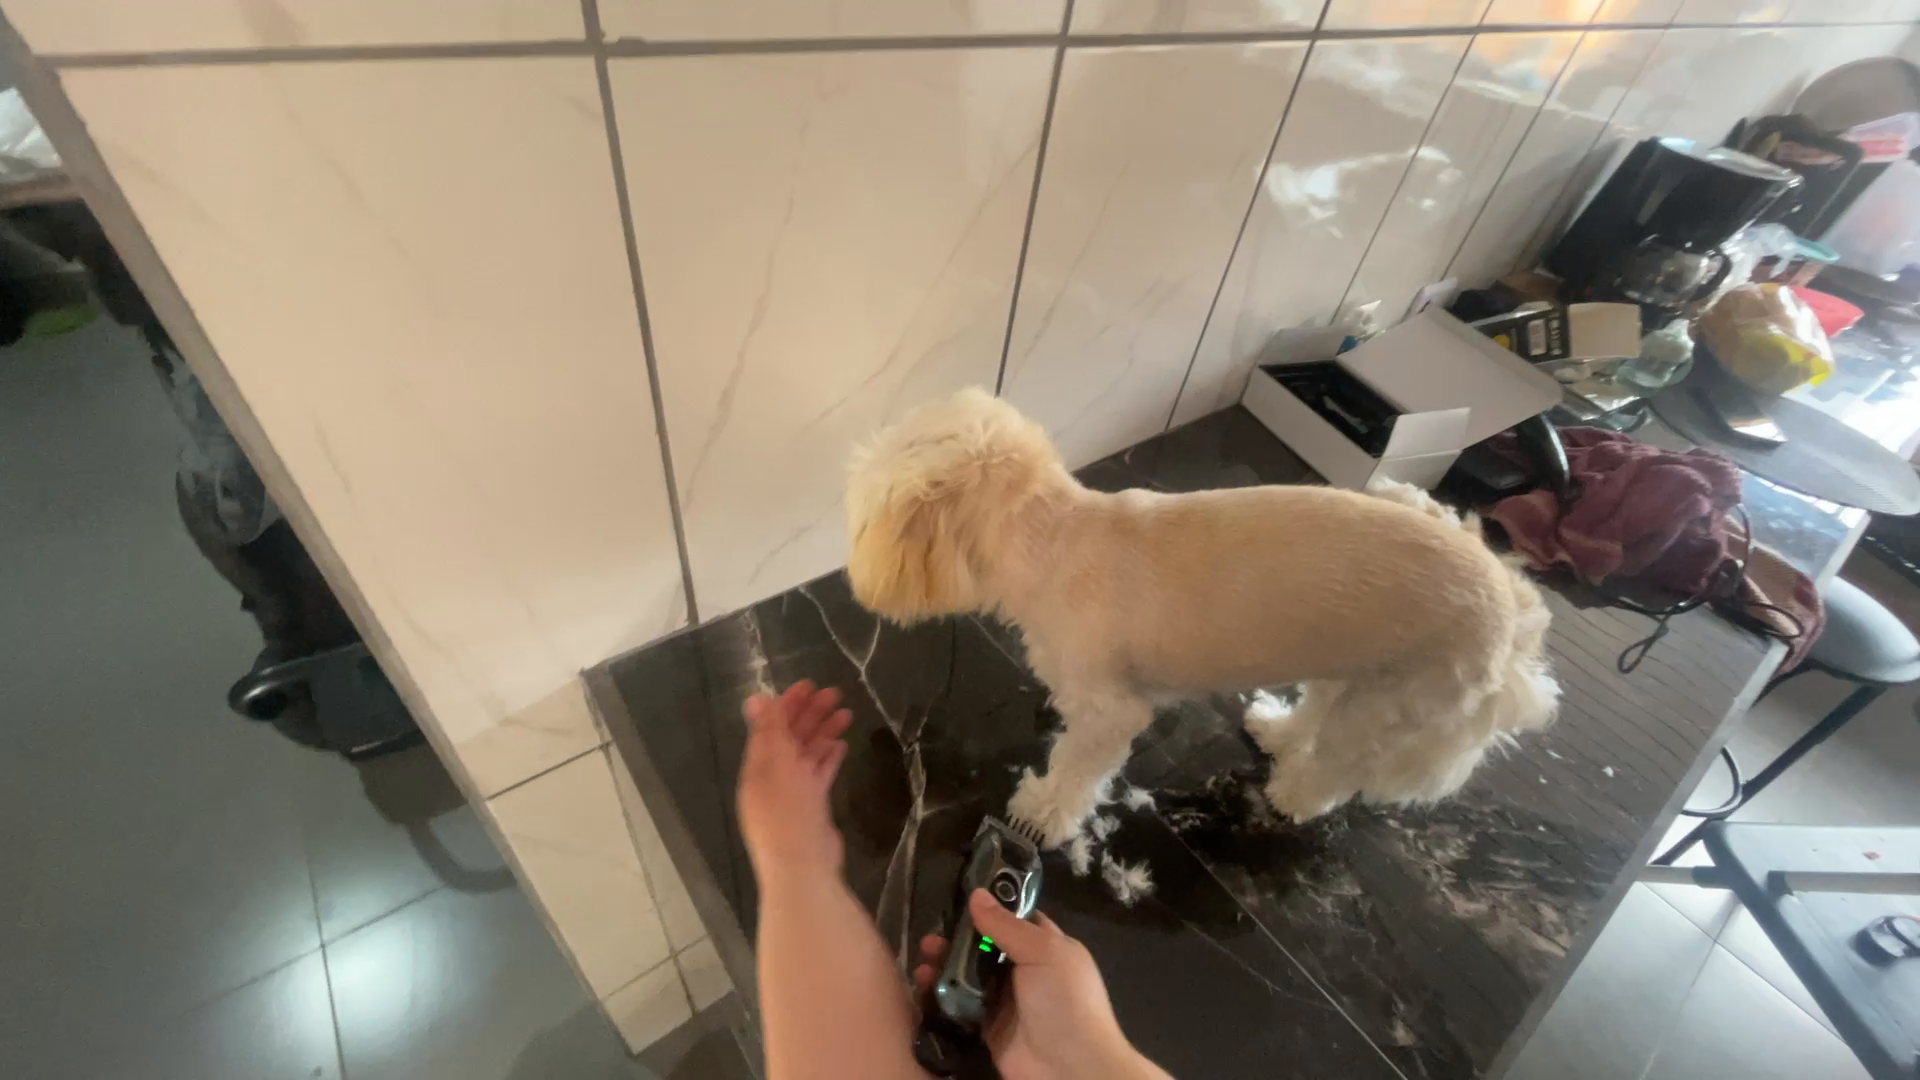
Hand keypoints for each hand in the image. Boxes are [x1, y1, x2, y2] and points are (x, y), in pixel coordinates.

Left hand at [736, 681, 853, 885]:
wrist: (802, 867)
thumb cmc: (786, 813)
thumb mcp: (776, 766)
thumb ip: (768, 731)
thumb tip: (754, 698)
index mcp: (758, 766)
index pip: (771, 726)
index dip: (788, 703)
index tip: (811, 684)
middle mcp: (773, 776)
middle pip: (792, 737)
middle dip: (811, 713)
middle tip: (835, 694)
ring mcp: (793, 792)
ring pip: (808, 753)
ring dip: (824, 731)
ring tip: (847, 714)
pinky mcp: (812, 806)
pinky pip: (820, 774)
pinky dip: (829, 757)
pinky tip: (842, 744)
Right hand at [913, 890, 1157, 1079]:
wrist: (1071, 1070)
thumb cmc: (1065, 999)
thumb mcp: (1042, 952)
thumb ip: (1006, 925)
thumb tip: (977, 894)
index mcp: (1045, 946)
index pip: (1016, 918)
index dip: (991, 906)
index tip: (960, 895)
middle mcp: (1025, 969)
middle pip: (987, 945)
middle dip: (959, 937)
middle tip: (932, 934)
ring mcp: (1006, 999)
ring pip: (971, 973)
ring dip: (946, 963)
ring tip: (924, 956)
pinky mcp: (990, 1026)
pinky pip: (963, 1004)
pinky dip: (943, 993)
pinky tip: (924, 982)